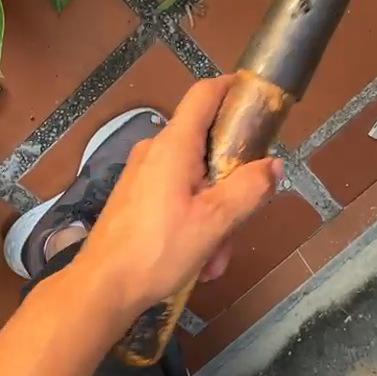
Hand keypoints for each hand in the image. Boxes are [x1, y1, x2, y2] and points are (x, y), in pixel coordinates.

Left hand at [71, 75, 282, 318]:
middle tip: (240, 222)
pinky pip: (176, 201)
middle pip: (207, 149)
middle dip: (231, 187)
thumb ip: (248, 189)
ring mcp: (142, 176)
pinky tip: (196, 263)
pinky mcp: (135, 199)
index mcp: (174, 145)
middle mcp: (155, 152)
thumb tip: (273, 165)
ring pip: (195, 183)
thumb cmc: (158, 250)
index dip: (233, 88)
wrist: (103, 287)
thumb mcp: (214, 222)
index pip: (204, 94)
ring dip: (214, 219)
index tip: (257, 98)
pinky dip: (193, 226)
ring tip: (213, 260)